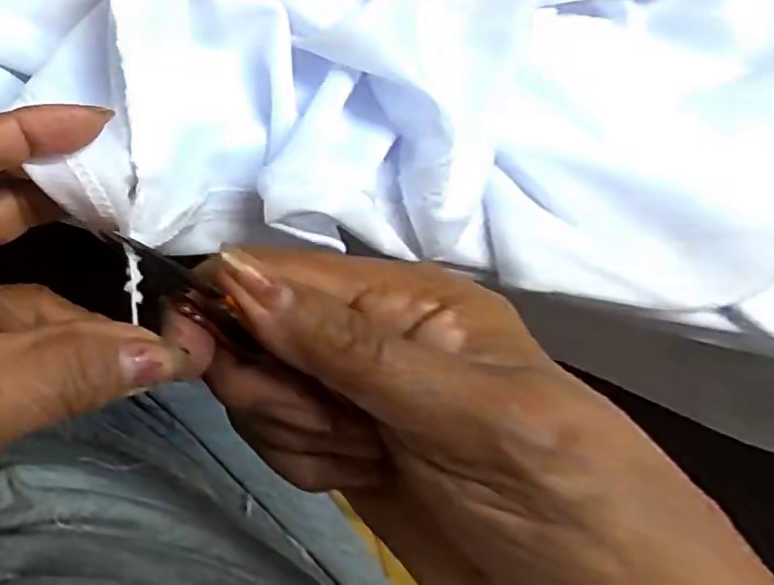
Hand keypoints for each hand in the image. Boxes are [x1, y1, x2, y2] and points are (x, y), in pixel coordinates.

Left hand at [0, 106, 202, 584]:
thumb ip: (70, 371)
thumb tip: (166, 352)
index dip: (29, 129)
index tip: (96, 123)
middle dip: (54, 173)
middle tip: (124, 168)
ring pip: (4, 227)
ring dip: (64, 227)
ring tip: (131, 217)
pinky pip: (18, 289)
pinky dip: (66, 306)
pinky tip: (120, 327)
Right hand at [162, 249, 773, 584]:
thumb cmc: (576, 503)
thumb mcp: (474, 418)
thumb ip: (349, 345)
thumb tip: (235, 273)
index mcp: (396, 295)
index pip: (272, 270)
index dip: (224, 300)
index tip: (198, 351)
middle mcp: (360, 328)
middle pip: (248, 325)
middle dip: (267, 380)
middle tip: (323, 425)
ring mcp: (343, 383)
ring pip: (251, 379)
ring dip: (288, 426)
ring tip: (360, 458)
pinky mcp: (331, 434)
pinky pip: (267, 427)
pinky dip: (295, 456)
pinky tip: (355, 476)